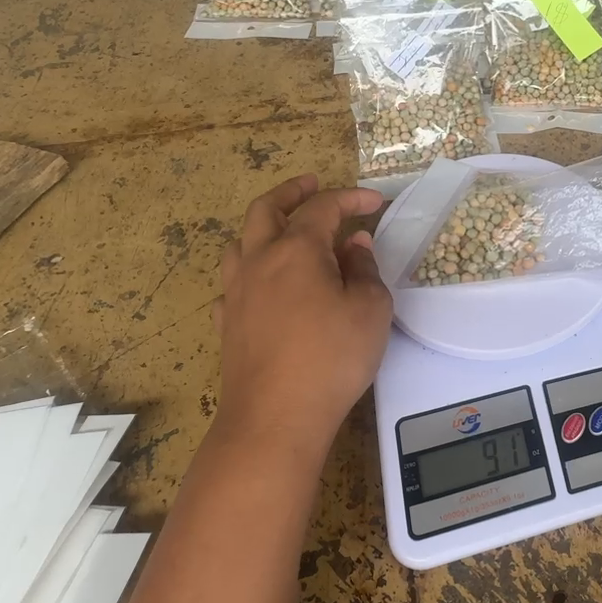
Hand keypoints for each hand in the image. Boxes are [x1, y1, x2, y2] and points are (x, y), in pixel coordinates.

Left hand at [214, 174, 390, 447]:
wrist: (274, 418)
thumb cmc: (331, 357)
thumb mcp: (370, 308)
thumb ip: (364, 269)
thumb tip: (354, 245)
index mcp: (296, 250)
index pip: (323, 207)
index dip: (351, 198)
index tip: (375, 201)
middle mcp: (259, 261)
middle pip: (266, 209)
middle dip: (291, 192)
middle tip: (311, 184)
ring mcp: (236, 293)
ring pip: (240, 242)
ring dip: (264, 227)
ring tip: (286, 230)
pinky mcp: (226, 324)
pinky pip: (234, 282)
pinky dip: (252, 270)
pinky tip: (266, 284)